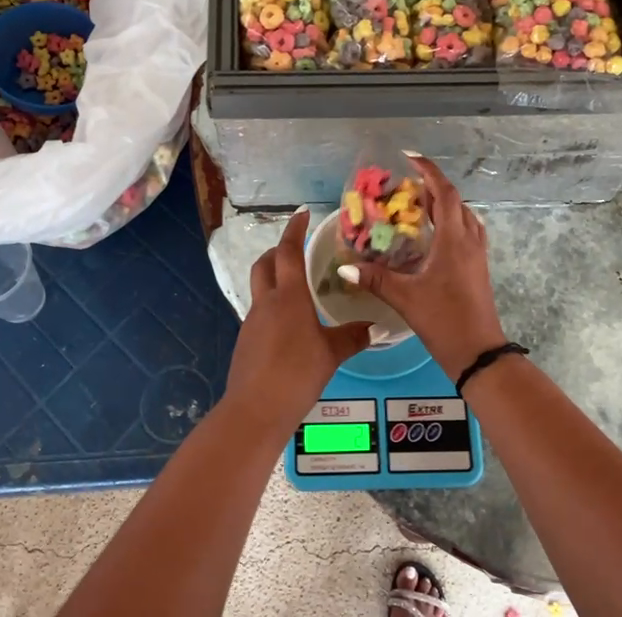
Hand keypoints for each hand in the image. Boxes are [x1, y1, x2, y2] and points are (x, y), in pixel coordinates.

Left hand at [225, 209, 372, 432]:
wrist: (255, 409)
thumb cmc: (296, 374)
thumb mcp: (331, 355)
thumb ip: (352, 337)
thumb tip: (375, 327)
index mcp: (289, 297)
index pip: (288, 252)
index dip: (294, 230)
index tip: (302, 213)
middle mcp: (267, 302)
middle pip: (265, 264)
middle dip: (277, 251)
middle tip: (296, 250)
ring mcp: (252, 321)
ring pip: (261, 288)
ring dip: (275, 279)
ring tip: (298, 289)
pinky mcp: (247, 341)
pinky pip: (260, 312)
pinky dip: (274, 307)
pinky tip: (291, 326)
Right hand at [339, 154, 508, 378]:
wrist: (479, 354)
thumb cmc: (444, 320)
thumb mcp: (405, 298)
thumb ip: (375, 279)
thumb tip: (345, 267)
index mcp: (454, 240)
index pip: (444, 193)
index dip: (429, 171)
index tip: (409, 157)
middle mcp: (469, 241)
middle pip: (455, 202)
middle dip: (433, 188)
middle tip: (406, 186)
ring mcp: (477, 256)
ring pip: (463, 217)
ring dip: (443, 206)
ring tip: (417, 207)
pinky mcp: (477, 269)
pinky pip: (466, 233)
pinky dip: (449, 224)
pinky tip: (431, 238)